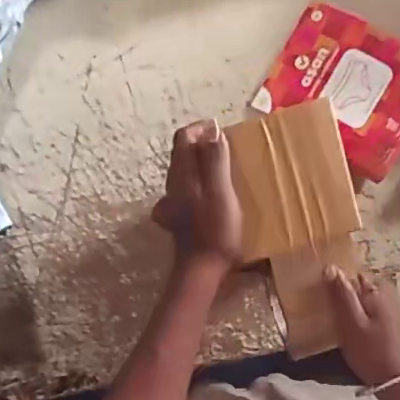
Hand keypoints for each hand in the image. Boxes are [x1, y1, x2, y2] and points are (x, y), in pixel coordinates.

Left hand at [151, 120, 242, 271]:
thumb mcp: (221, 192)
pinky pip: (189, 187)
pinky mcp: (180, 216)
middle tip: (227, 145)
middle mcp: (172, 185)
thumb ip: (215, 161)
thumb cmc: (215, 231)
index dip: (201, 128)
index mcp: (181, 175)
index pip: (183, 137)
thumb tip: (213, 132)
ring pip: (185, 171)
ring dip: (203, 162)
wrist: (201, 270)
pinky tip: (214, 190)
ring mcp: (174, 202)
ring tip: (225, 164)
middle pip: (182, 153)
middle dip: (202, 143)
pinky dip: (201, 180)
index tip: (222, 130)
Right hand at [324, 265, 399, 387]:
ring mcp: (388, 304)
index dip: (335, 280)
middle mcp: (385, 293)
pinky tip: (346, 322)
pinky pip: (365, 304)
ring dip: (346, 301)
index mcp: (376, 291)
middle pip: (357, 283)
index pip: (352, 273)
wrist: (389, 375)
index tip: (321, 292)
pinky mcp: (386, 316)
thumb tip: (331, 268)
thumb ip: (342, 295)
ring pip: (360, 294)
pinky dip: (355, 309)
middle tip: (325, 306)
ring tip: (333, 314)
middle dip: (341, 290)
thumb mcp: (351, 323)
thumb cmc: (368, 350)